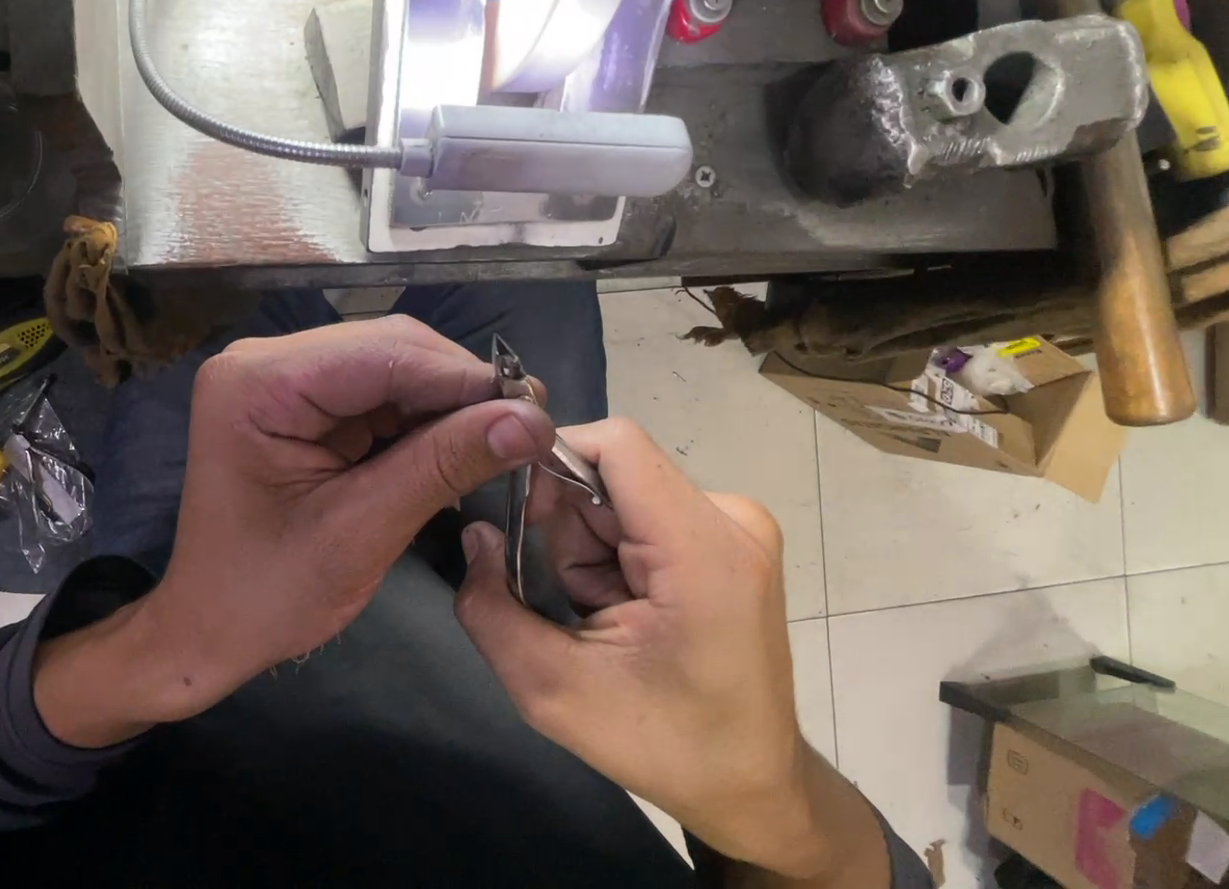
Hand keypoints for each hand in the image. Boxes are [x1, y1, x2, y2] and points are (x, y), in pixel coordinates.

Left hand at [35, 316, 553, 746]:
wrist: (208, 629)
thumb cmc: (266, 596)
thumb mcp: (359, 532)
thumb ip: (442, 466)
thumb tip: (533, 421)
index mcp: (259, 382)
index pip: (384, 352)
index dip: (466, 379)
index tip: (538, 415)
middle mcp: (267, 362)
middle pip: (392, 349)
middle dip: (461, 390)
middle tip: (528, 434)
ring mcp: (284, 379)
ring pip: (395, 368)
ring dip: (450, 406)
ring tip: (505, 444)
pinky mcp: (303, 404)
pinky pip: (381, 395)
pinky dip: (425, 422)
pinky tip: (460, 449)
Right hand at [455, 419, 885, 883]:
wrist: (753, 784)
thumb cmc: (664, 745)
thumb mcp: (551, 690)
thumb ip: (490, 607)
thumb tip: (475, 532)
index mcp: (702, 550)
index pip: (614, 443)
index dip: (550, 459)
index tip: (520, 516)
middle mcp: (730, 518)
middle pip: (607, 474)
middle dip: (566, 527)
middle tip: (569, 600)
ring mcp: (735, 524)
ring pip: (616, 493)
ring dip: (587, 546)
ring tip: (602, 613)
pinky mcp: (727, 535)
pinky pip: (639, 510)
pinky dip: (612, 551)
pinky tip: (625, 607)